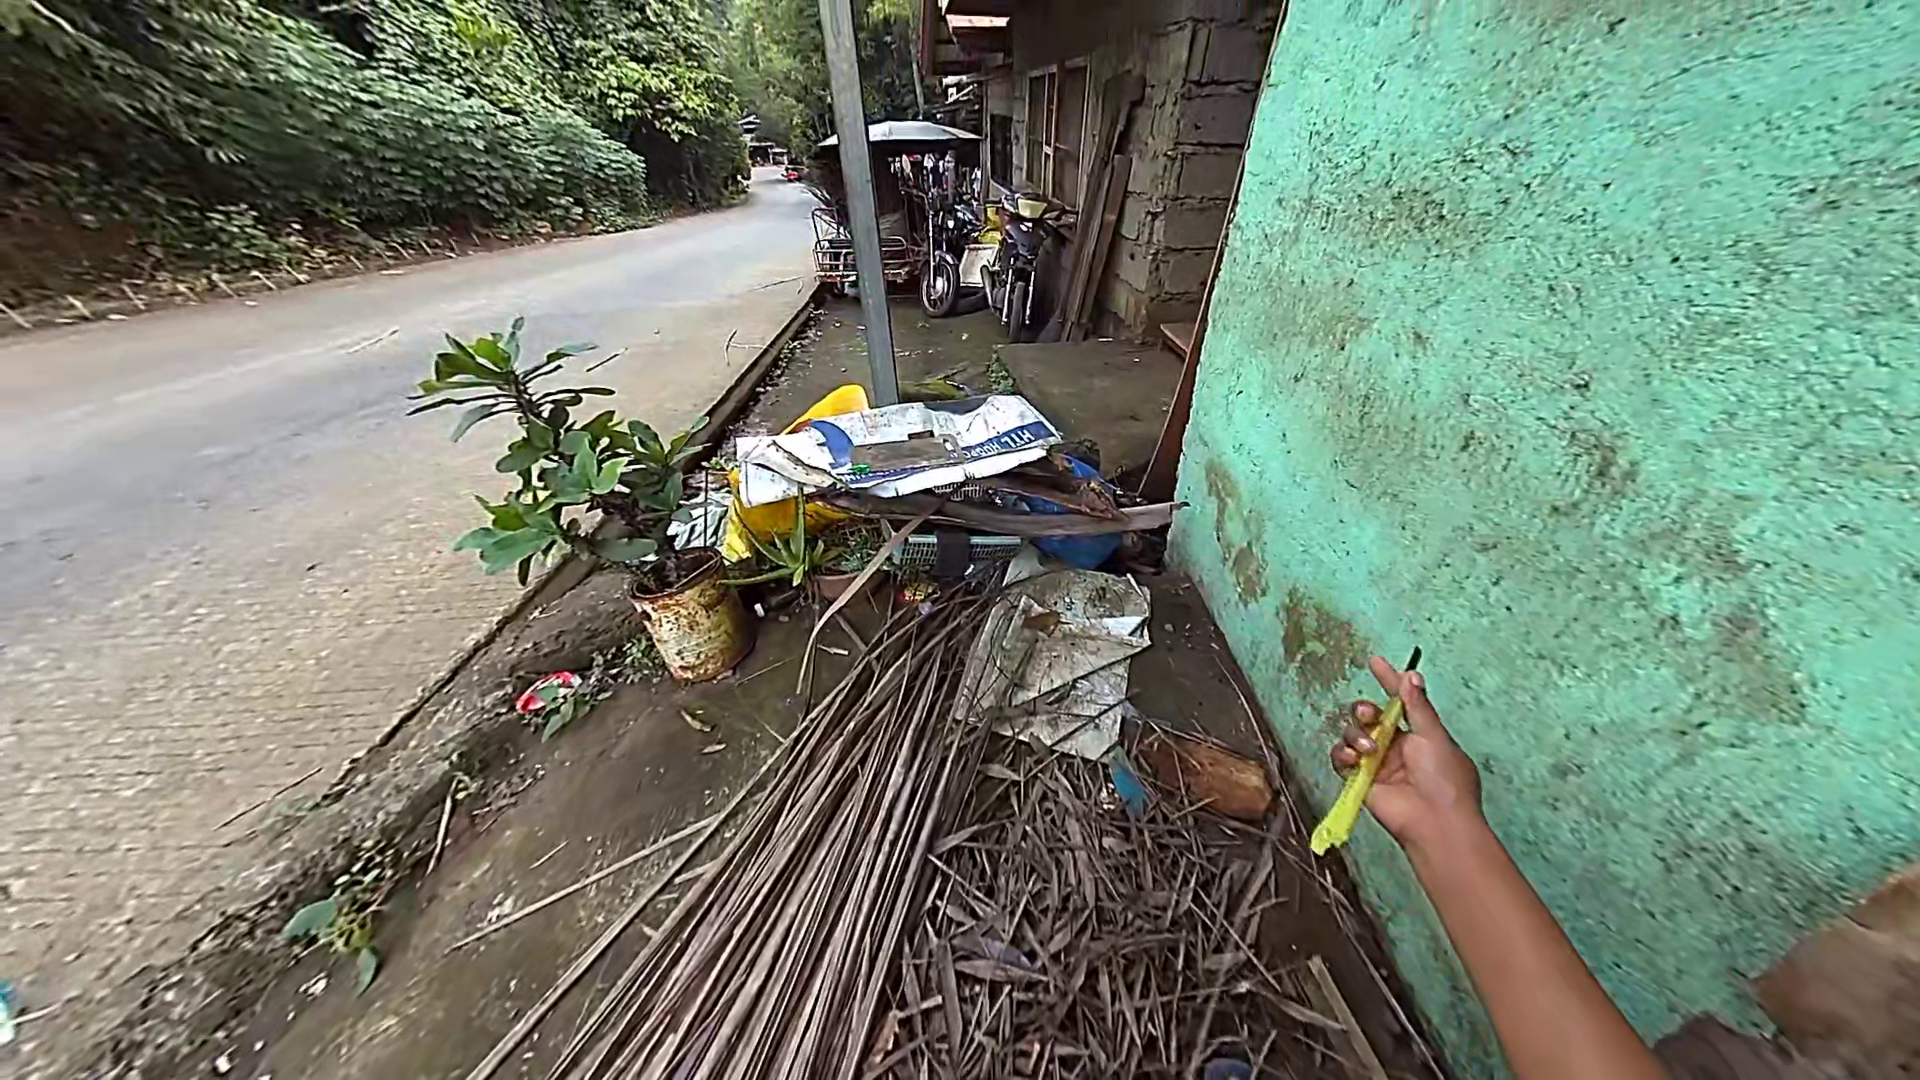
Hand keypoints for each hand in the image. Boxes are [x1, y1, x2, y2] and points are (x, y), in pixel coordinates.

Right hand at [1331, 655, 1482, 851]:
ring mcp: (1375, 762)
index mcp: (1417, 735)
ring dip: (1356, 737)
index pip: (1398, 701)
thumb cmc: (1445, 781)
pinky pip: (1340, 757)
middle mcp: (1394, 746)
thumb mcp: (1435, 737)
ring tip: (1369, 751)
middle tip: (1368, 717)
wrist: (1434, 821)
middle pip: (1367, 716)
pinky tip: (1355, 760)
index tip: (1376, 662)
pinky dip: (1344, 755)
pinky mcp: (1359, 778)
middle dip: (1363, 712)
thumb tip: (1411, 675)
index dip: (1388, 681)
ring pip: (1351, 733)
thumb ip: (1417, 706)